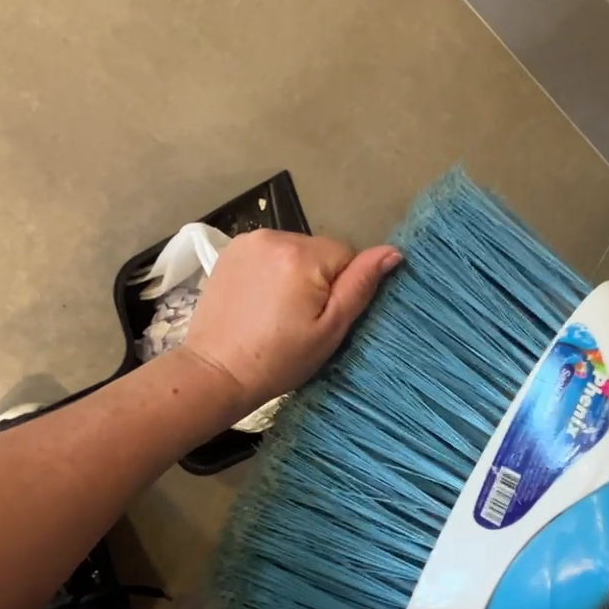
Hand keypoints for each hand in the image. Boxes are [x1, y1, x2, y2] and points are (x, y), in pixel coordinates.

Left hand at [181, 229, 401, 413]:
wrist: (215, 371)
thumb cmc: (278, 359)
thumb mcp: (330, 330)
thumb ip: (360, 286)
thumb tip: (393, 252)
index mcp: (303, 255)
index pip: (347, 255)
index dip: (340, 287)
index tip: (321, 317)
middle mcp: (276, 236)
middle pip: (319, 251)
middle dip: (317, 278)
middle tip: (299, 318)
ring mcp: (249, 240)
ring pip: (295, 250)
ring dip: (294, 272)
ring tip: (277, 310)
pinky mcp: (231, 249)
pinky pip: (269, 252)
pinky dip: (271, 270)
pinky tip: (259, 299)